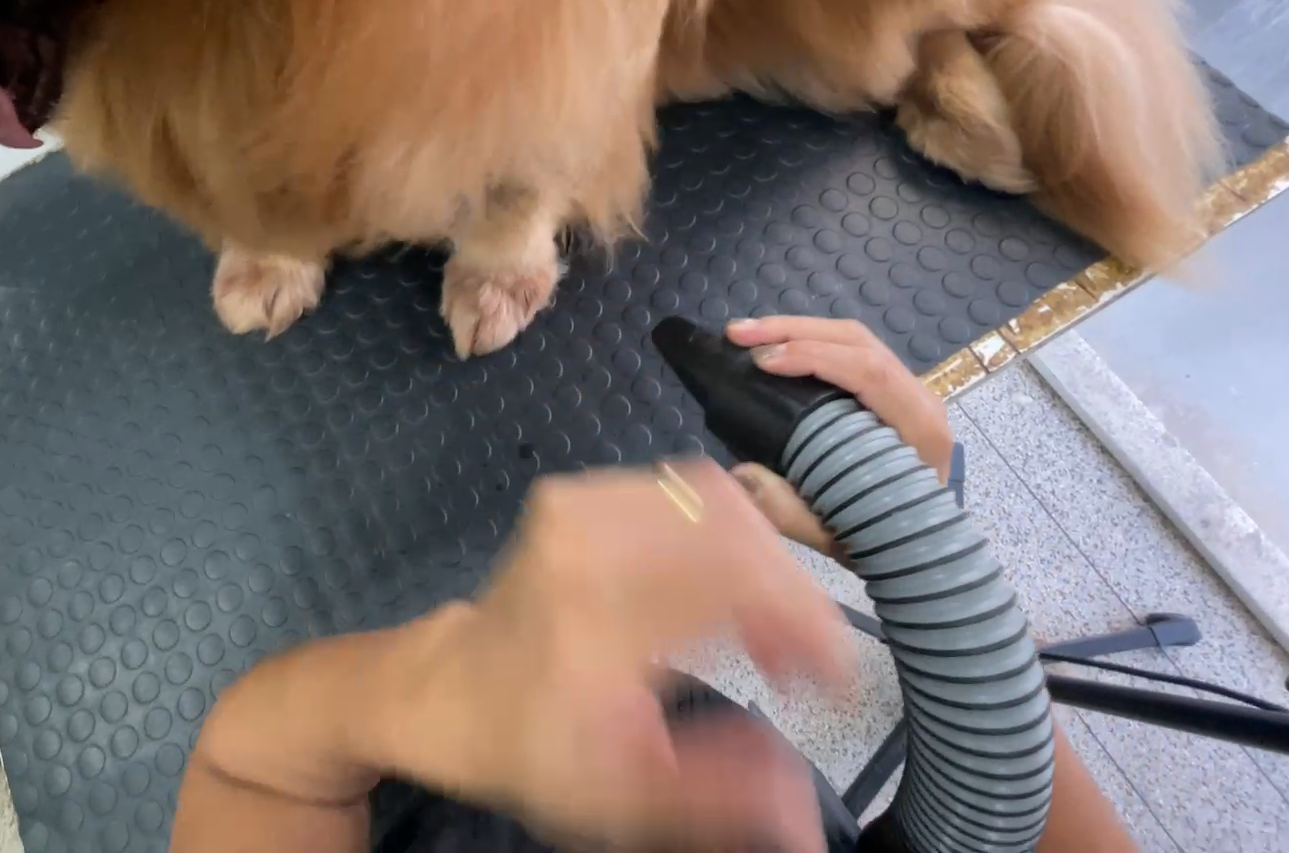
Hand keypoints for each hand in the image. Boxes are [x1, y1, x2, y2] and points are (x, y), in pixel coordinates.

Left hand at [390, 459, 853, 849]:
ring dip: (757, 552)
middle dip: (785, 582)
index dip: (800, 612)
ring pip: (705, 492)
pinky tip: (720, 577)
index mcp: (592, 617)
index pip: (724, 575)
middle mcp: (580, 542)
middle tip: (799, 650)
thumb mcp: (621, 794)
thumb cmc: (531, 739)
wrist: (456, 682)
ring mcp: (573, 504)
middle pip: (725, 519)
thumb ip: (718, 794)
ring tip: (763, 619)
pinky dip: (718, 528)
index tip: (832, 670)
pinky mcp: (573, 492)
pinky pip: (674, 487)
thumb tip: (804, 801)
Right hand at [722, 317, 953, 560]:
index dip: (813, 357)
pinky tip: (770, 345)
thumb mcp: (834, 535)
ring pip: (851, 337)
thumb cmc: (882, 539)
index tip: (762, 362)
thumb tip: (738, 473)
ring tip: (743, 333)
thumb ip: (789, 510)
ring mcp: (905, 390)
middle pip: (857, 341)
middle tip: (738, 335)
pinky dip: (805, 339)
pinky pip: (848, 348)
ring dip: (794, 328)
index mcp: (918, 430)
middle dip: (794, 330)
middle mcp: (918, 399)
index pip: (869, 372)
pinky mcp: (886, 389)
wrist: (922, 550)